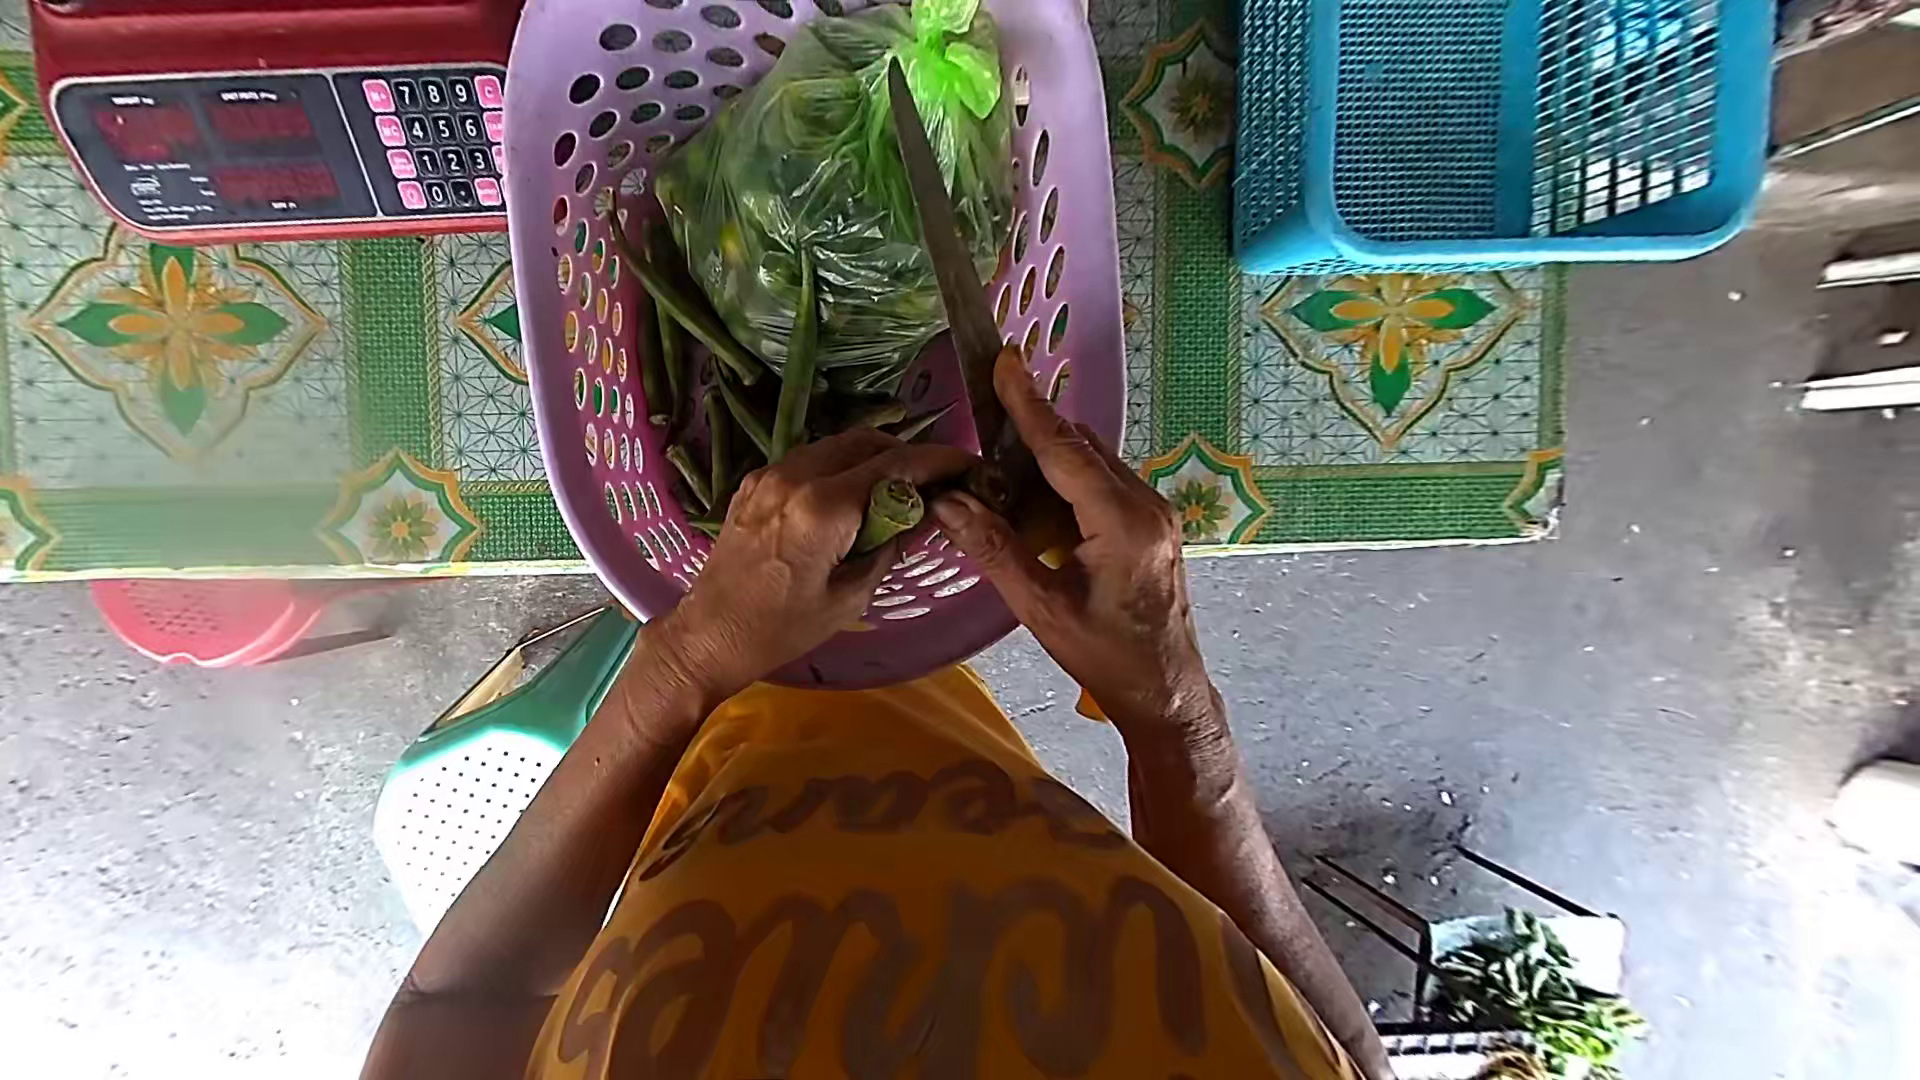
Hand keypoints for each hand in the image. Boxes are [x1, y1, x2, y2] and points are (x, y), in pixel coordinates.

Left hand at [649, 429, 972, 705]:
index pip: (894, 466)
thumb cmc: (783, 630)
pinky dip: (841, 466)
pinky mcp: (755, 482)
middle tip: (931, 479)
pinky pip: (810, 458)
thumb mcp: (851, 597)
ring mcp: (770, 475)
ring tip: (895, 487)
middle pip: (867, 441)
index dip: (937, 460)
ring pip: (837, 444)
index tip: (965, 463)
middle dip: (906, 454)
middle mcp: (795, 477)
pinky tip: (851, 494)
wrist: (708, 636)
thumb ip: (890, 545)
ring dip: (873, 457)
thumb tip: (922, 513)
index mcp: (823, 508)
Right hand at [931, 349, 1218, 741]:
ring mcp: (1156, 512)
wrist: (1166, 690)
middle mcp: (1146, 505)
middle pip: (1082, 448)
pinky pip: (1106, 483)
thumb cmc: (1105, 657)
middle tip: (986, 432)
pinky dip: (1069, 482)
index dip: (1029, 404)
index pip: (1066, 450)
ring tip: (1004, 478)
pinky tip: (1041, 506)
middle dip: (1034, 432)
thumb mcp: (1041, 608)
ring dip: (1050, 460)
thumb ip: (994, 549)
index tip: (1005, 361)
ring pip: (1095, 462)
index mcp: (1122, 524)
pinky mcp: (1154, 523)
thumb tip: (948, 501)